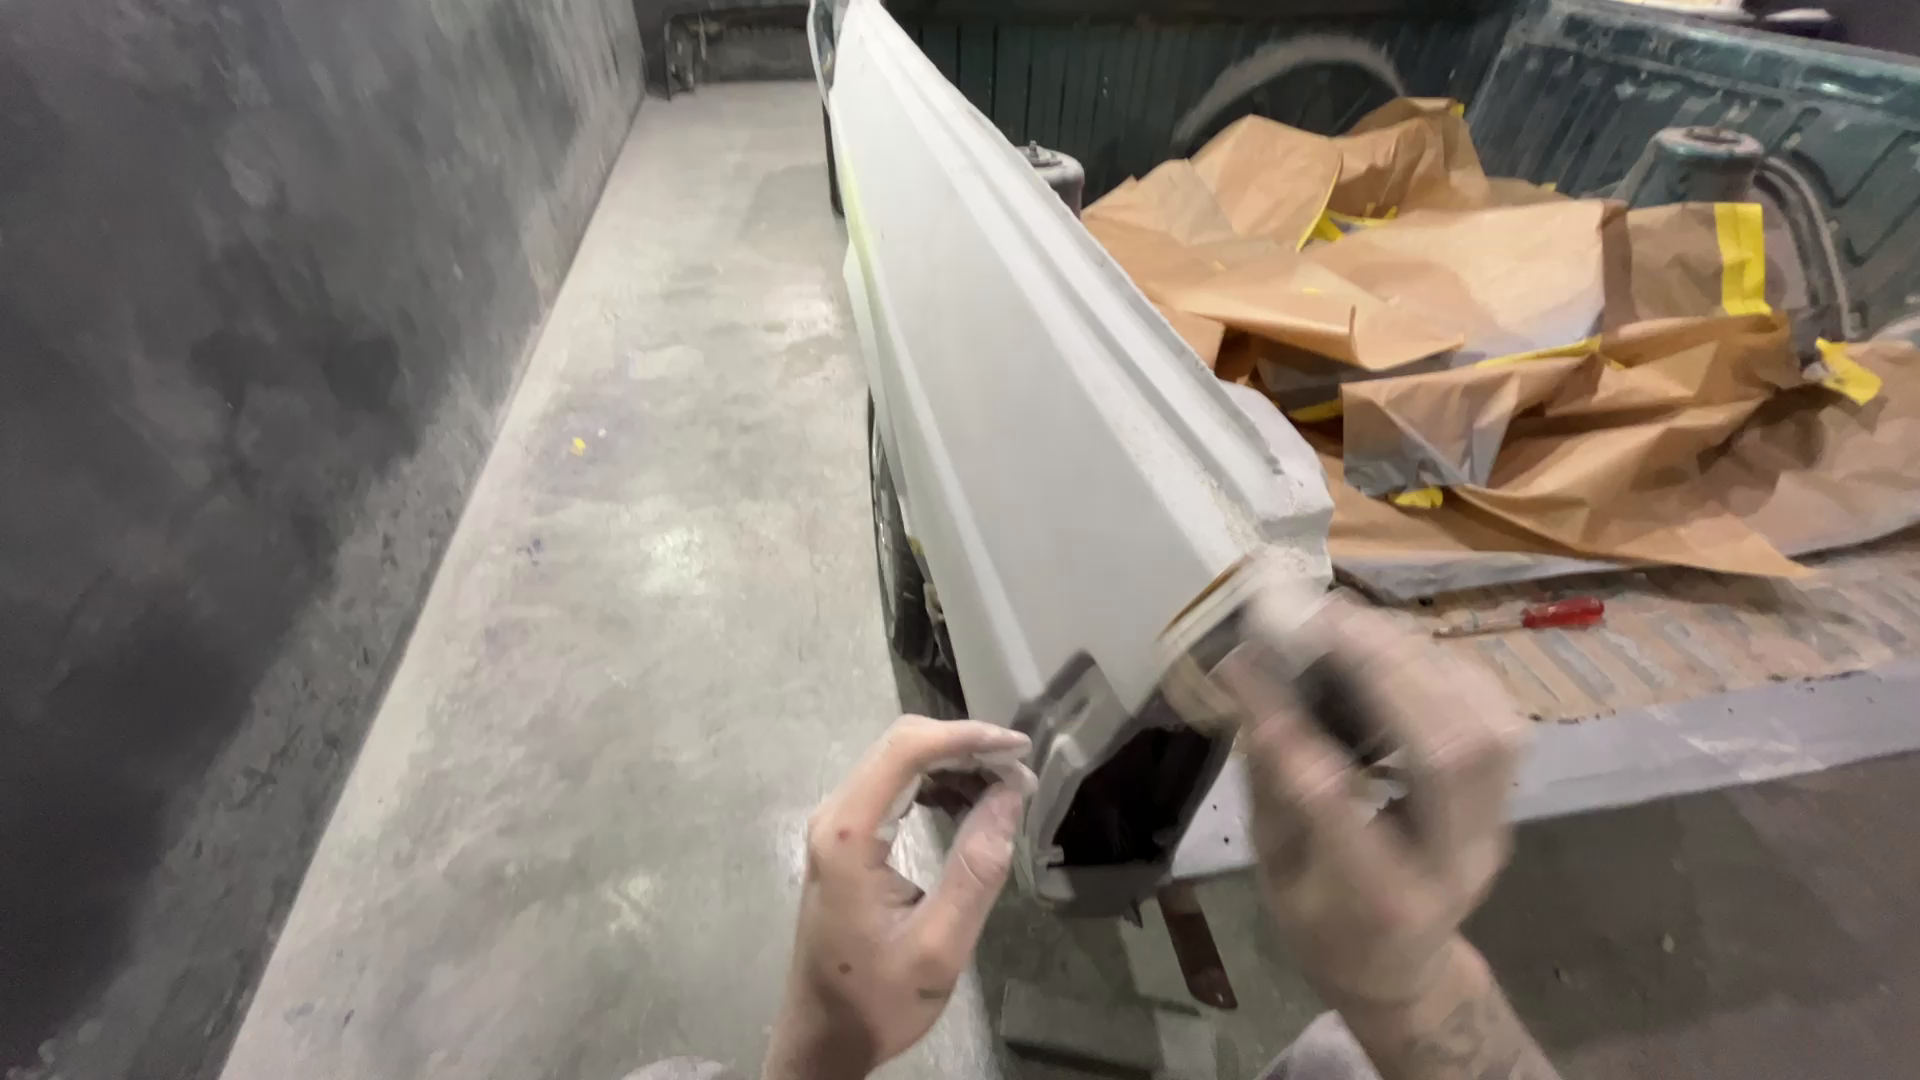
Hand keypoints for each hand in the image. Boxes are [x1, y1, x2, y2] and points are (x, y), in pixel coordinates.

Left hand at [764, 715, 1035, 1079]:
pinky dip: (938, 780)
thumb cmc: (877, 999)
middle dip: (966, 746)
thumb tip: (1010, 795)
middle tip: (1019, 771)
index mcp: (848, 833)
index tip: (1017, 750)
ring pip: (900, 758)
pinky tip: (971, 800)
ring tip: (1005, 785)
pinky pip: (896, 782)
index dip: (965, 737)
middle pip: (902, 744)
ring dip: (955, 761)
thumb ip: (976, 868)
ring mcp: (838, 819)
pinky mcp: (847, 831)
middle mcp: (836, 812)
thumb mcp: (939, 946)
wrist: (822, 1034)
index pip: (906, 749)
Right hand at [1216, 598, 1530, 1008]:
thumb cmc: (1321, 922)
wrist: (1398, 964)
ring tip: (1350, 619)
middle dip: (1382, 672)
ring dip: (1416, 659)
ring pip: (1487, 728)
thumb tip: (1249, 688)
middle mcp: (1454, 862)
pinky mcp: (1504, 797)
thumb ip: (1269, 784)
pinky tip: (1391, 643)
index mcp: (1378, 902)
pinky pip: (1494, 715)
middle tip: (1317, 617)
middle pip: (1448, 756)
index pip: (1341, 812)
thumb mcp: (1273, 868)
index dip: (1294, 735)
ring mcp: (1494, 827)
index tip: (1246, 670)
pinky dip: (1443, 667)